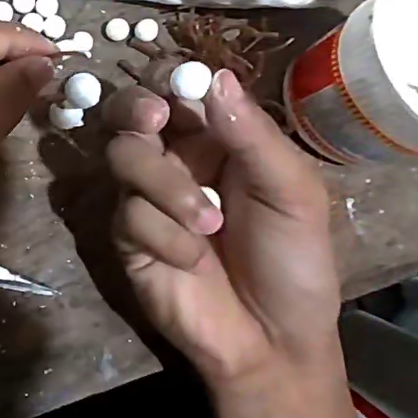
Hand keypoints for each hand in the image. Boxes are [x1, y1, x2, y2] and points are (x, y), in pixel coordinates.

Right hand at [104, 65, 340, 386]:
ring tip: (206, 225)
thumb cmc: (294, 262)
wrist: (270, 341)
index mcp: (217, 138)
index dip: (166, 77)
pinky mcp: (126, 234)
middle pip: (130, 112)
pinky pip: (129, 214)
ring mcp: (146, 196)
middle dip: (135, 109)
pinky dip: (164, 236)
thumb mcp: (292, 194)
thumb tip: (214, 76)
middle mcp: (174, 158)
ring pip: (124, 156)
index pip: (177, 88)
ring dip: (164, 185)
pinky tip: (192, 261)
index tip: (171, 85)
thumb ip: (252, 136)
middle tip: (153, 120)